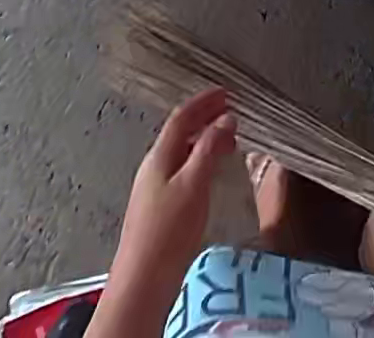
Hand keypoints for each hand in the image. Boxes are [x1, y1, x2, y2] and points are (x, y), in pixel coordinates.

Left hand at [95, 88, 237, 332]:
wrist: (143, 280)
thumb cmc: (169, 229)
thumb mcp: (193, 184)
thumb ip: (209, 149)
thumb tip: (226, 118)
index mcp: (160, 155)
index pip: (182, 117)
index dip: (203, 101)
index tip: (225, 92)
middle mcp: (155, 165)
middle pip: (181, 132)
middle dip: (205, 117)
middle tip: (230, 109)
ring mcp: (155, 185)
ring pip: (183, 151)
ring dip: (205, 139)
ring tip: (229, 137)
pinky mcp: (161, 205)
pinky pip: (183, 168)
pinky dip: (201, 159)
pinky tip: (212, 171)